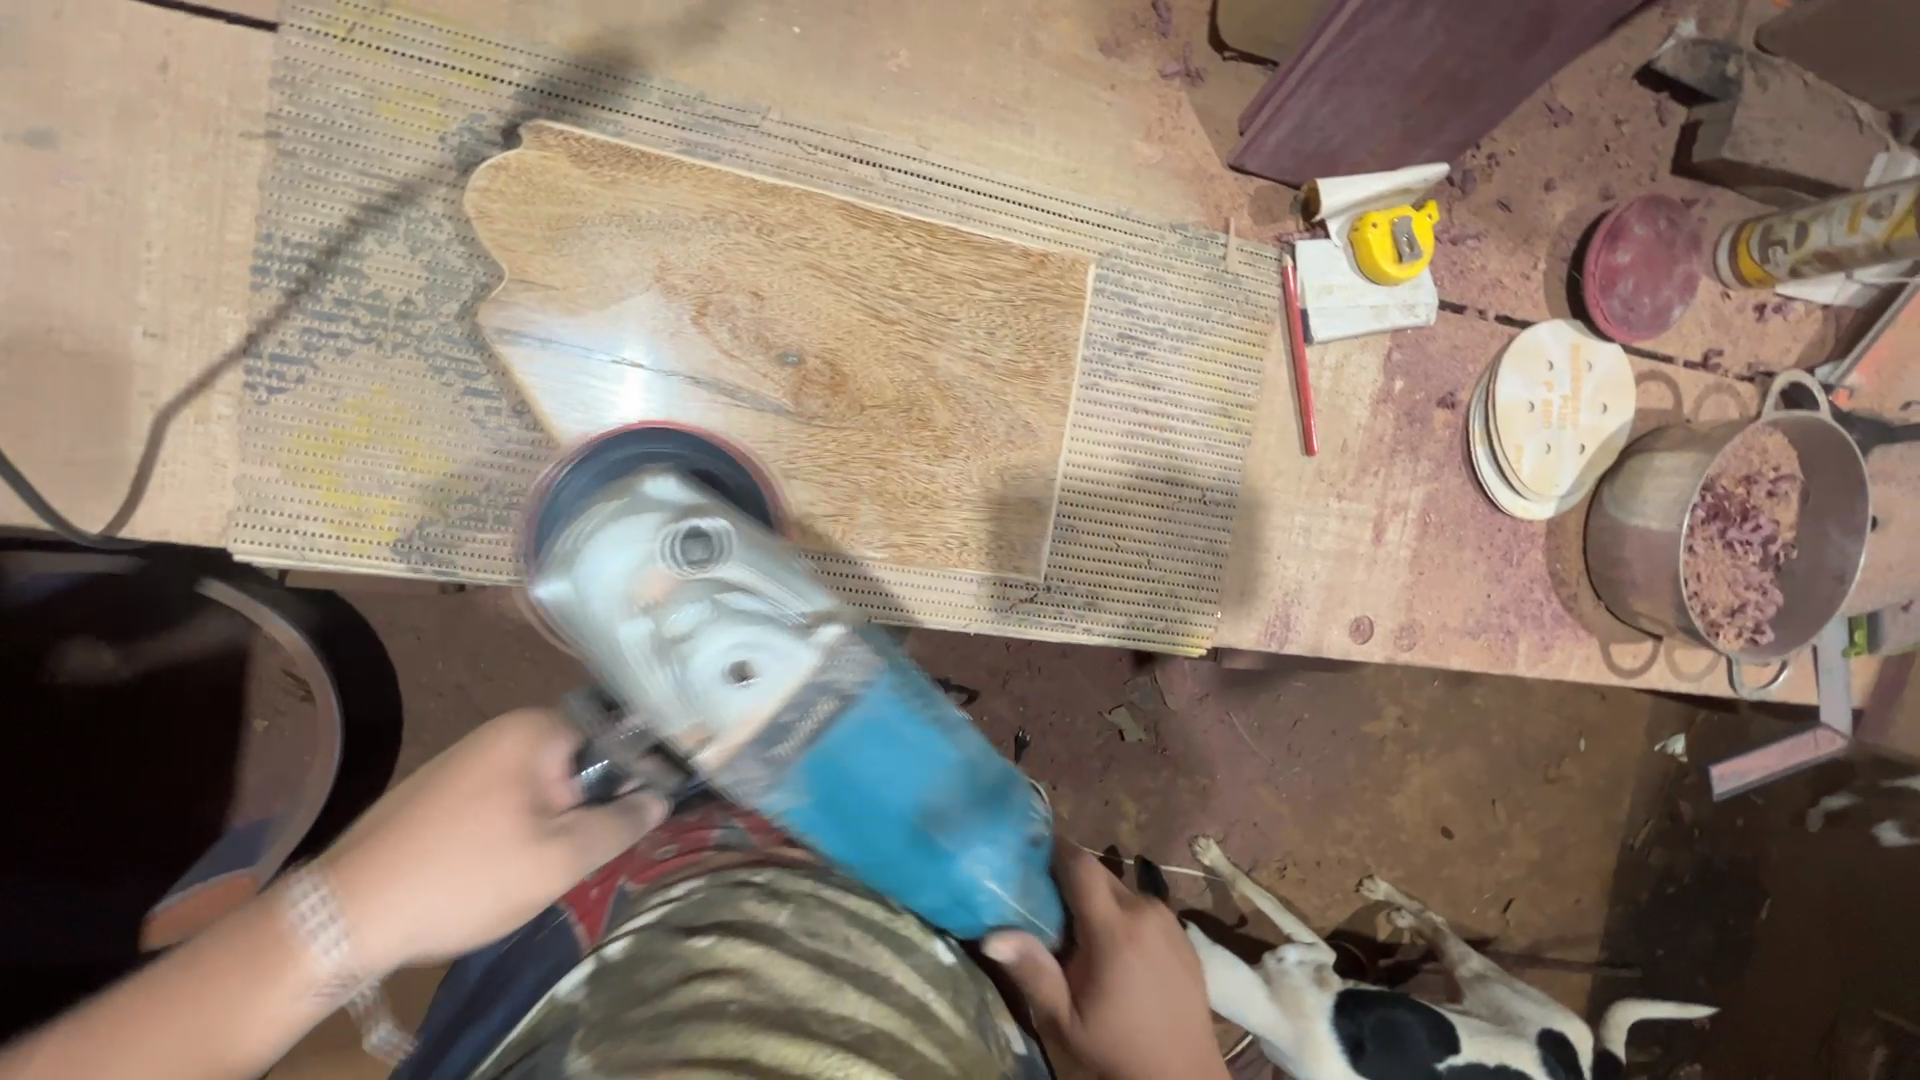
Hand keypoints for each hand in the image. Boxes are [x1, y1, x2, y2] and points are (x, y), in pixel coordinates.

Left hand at [317, 707, 667, 973]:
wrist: (340, 919)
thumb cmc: (465, 877)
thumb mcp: (560, 860)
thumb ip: (621, 824)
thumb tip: (661, 799)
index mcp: (535, 730)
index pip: (614, 743)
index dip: (629, 784)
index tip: (628, 826)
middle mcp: (501, 731)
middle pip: (576, 767)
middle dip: (582, 812)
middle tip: (572, 858)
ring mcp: (465, 758)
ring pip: (540, 790)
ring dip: (548, 826)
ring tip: (531, 870)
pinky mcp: (439, 790)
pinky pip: (503, 801)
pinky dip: (512, 832)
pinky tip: (493, 870)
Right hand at [982, 844, 1226, 1079]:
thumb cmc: (1116, 1051)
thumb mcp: (1064, 1022)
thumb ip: (1033, 973)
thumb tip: (991, 936)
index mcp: (1115, 929)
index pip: (1079, 863)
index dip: (1053, 850)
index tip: (1028, 855)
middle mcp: (1146, 911)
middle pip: (1098, 872)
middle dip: (1070, 880)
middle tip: (1044, 906)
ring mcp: (1169, 920)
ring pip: (1121, 888)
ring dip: (1096, 899)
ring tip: (1077, 933)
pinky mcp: (1183, 933)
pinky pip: (1142, 907)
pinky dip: (1122, 914)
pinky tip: (1114, 949)